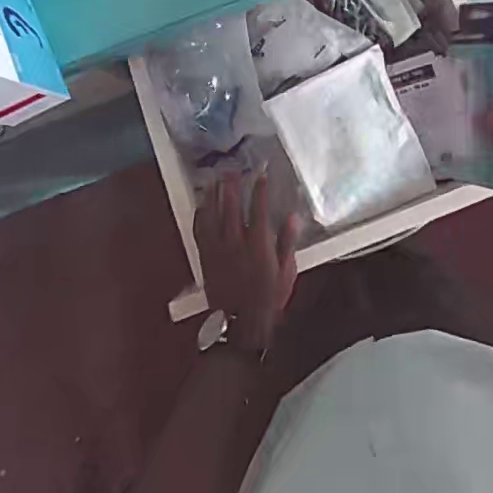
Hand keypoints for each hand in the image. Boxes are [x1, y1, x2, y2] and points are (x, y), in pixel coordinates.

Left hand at [195, 171, 302, 354]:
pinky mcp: (206, 256)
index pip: (258, 208)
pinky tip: (201, 206)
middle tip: (232, 170)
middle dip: (232, 185)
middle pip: (232, 206)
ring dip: (213, 196)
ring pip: (213, 215)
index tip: (261, 173)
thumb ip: (287, 242)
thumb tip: (292, 217)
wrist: (241, 322)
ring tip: (213, 180)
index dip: (259, 189)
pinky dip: (200, 215)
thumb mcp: (286, 271)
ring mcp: (218, 248)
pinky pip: (200, 231)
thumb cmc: (269, 297)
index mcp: (259, 243)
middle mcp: (236, 241)